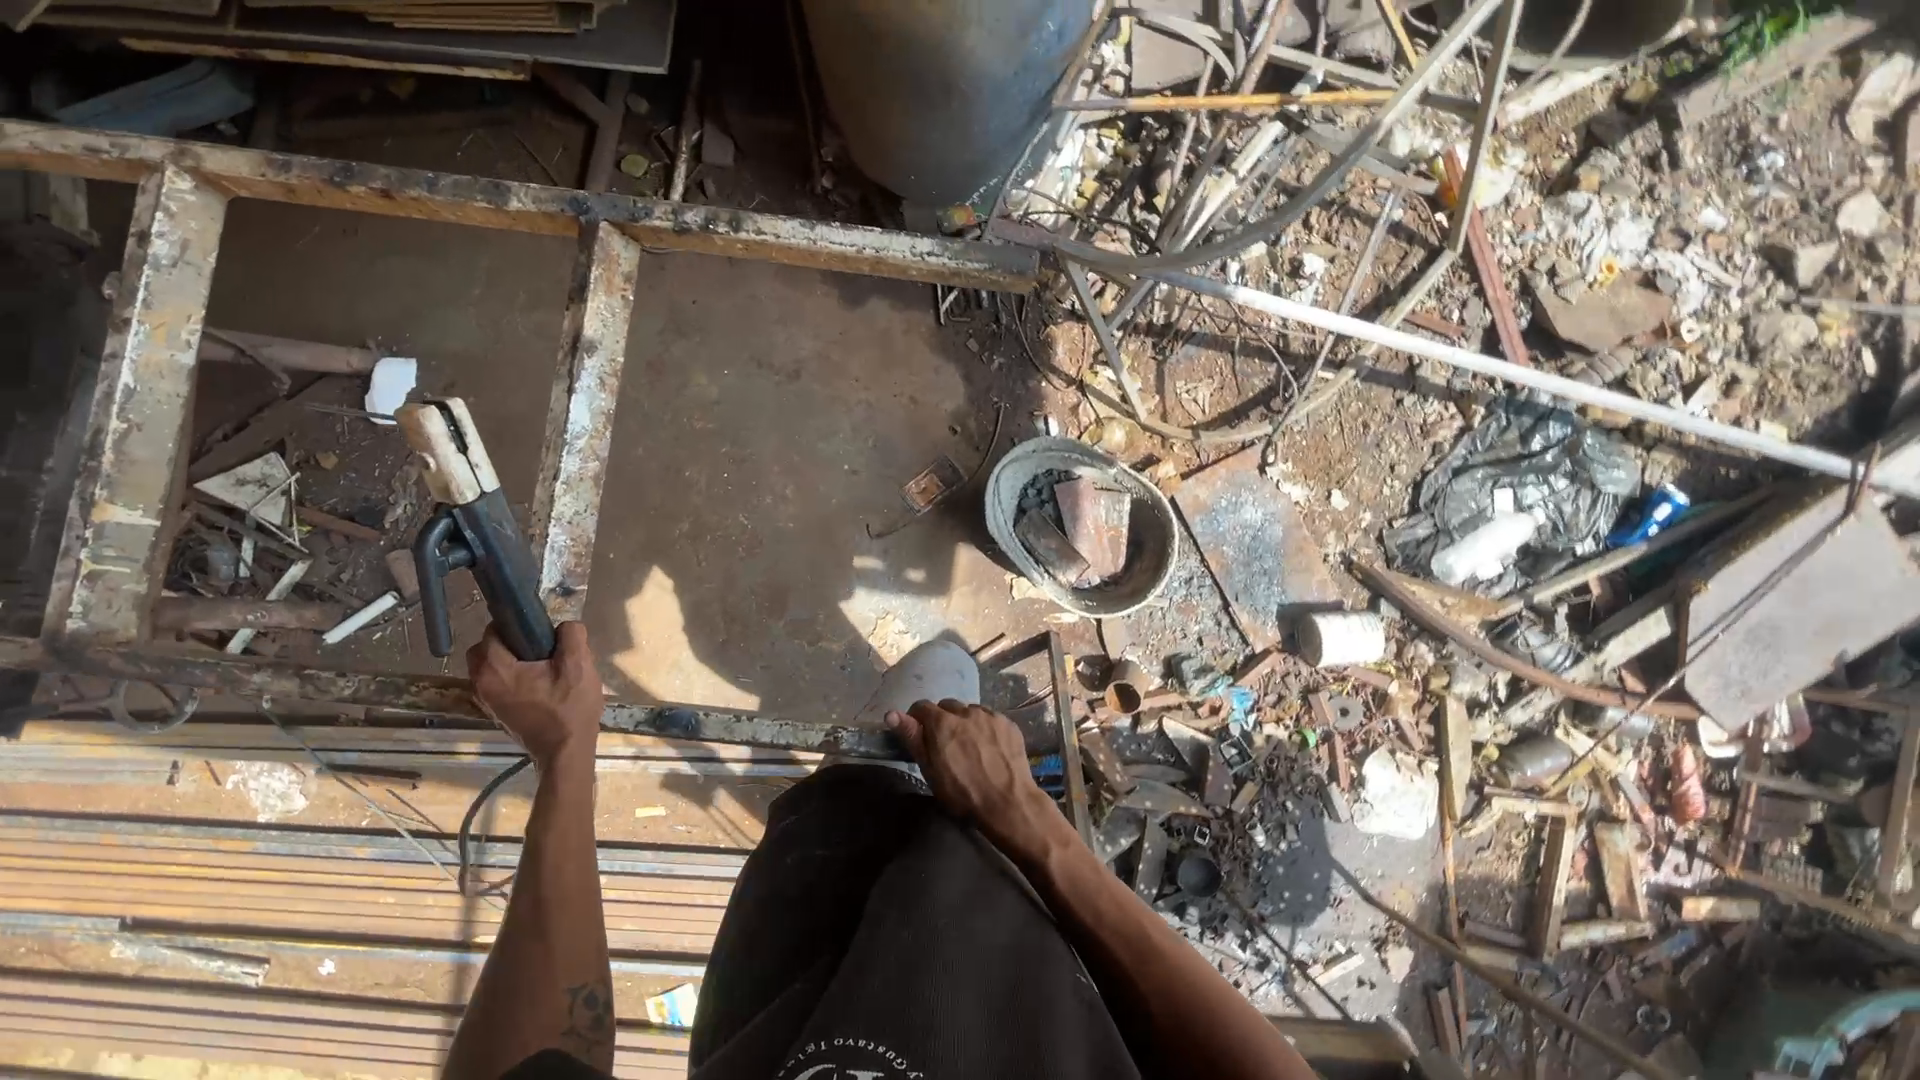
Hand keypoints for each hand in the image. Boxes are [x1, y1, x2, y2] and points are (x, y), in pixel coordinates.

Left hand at [467, 621, 602, 766]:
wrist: (565, 753)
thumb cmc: (569, 709)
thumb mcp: (579, 666)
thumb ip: (572, 636)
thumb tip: (565, 626)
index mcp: (495, 669)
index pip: (493, 629)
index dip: (516, 623)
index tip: (540, 629)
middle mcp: (480, 683)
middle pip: (485, 648)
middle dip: (509, 641)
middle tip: (540, 647)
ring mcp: (484, 700)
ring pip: (489, 666)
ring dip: (509, 659)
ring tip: (541, 666)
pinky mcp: (494, 711)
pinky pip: (495, 682)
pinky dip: (510, 676)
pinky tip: (537, 684)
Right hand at [885, 699, 1069, 860]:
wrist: (1008, 803)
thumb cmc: (963, 793)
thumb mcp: (931, 770)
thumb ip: (913, 738)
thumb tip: (891, 714)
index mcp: (943, 723)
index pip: (922, 707)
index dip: (917, 719)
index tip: (919, 735)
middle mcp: (966, 712)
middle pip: (947, 706)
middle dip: (942, 720)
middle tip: (946, 744)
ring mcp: (991, 716)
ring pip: (970, 711)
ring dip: (965, 722)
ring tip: (970, 746)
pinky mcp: (1009, 724)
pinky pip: (990, 718)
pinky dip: (985, 727)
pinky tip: (989, 748)